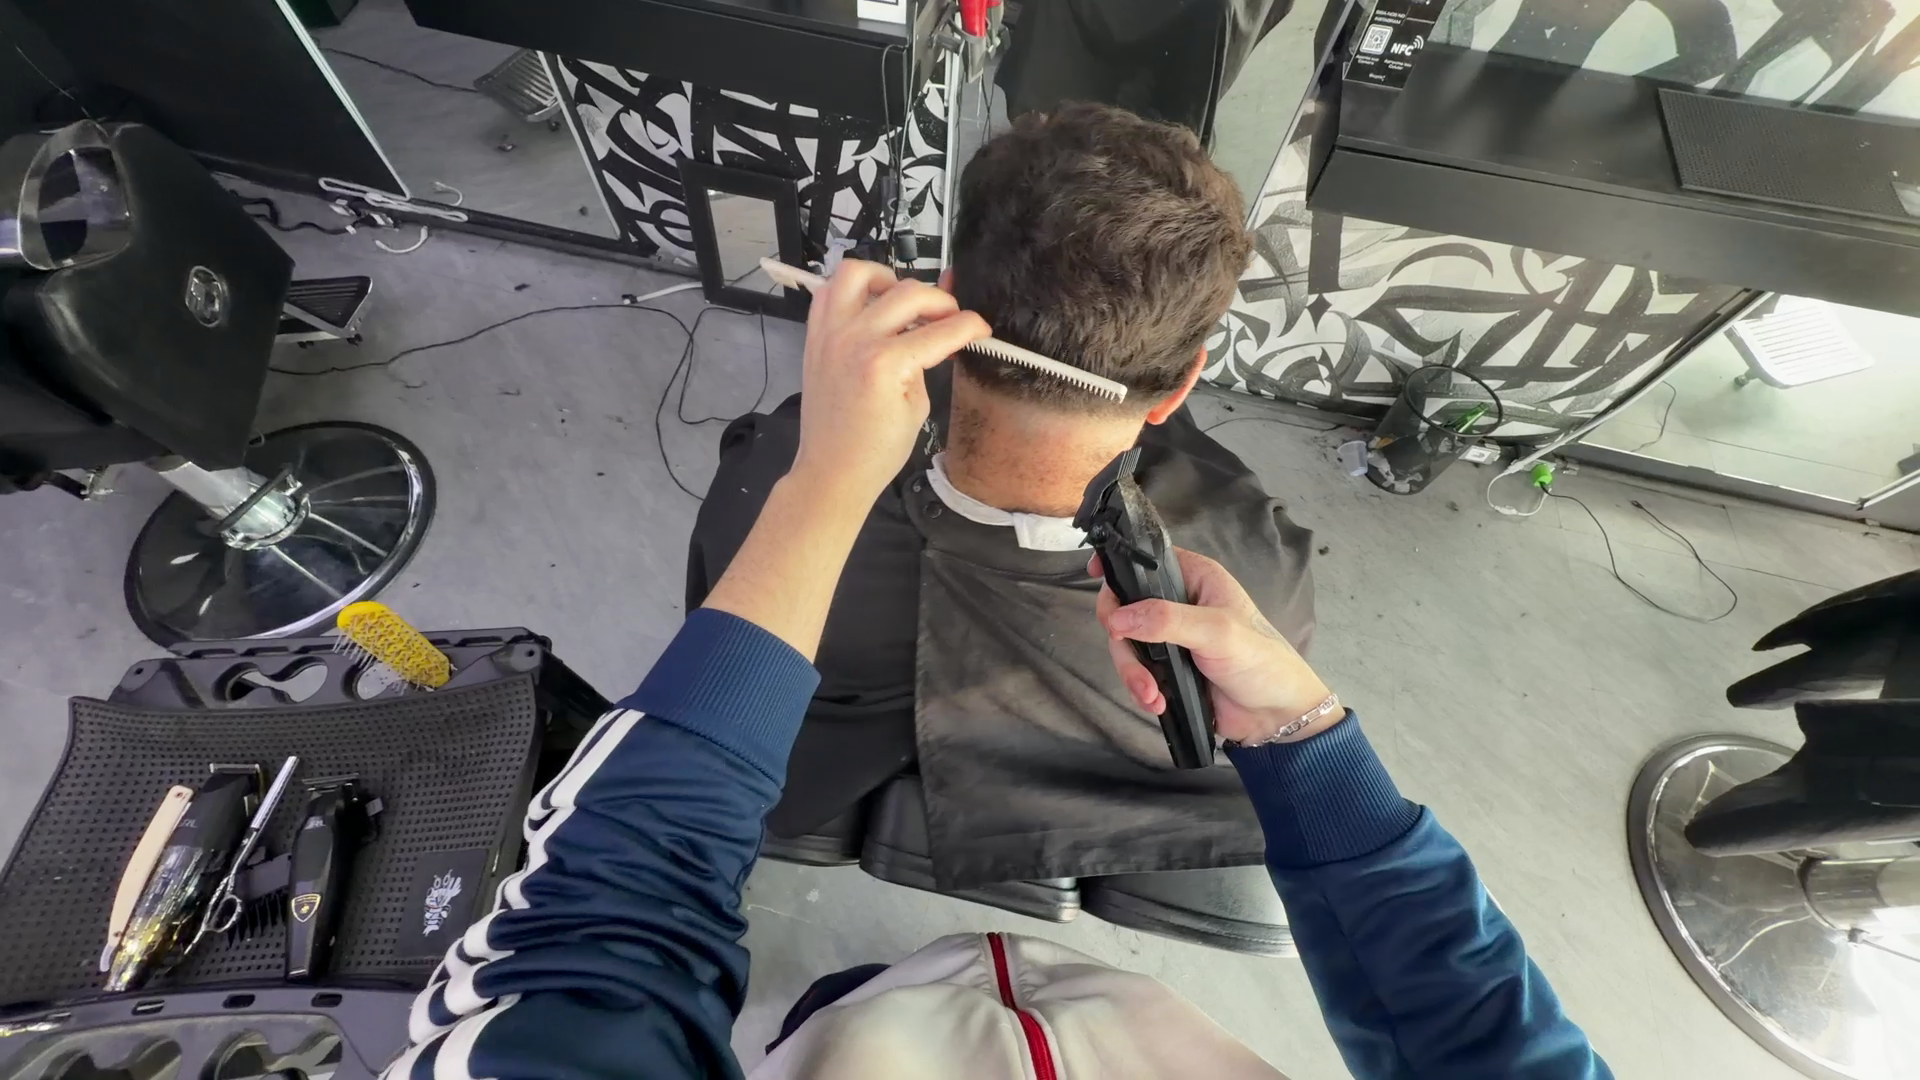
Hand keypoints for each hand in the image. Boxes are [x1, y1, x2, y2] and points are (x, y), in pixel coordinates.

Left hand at [790, 259, 989, 503]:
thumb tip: (933, 335)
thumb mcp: (917, 408)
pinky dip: (853, 289)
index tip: (982, 329)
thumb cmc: (876, 451)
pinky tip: (871, 307)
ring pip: (859, 273)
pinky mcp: (815, 336)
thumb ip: (924, 362)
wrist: (832, 469)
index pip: (941, 331)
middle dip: (941, 302)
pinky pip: (829, 290)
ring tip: (903, 301)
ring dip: (889, 279)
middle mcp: (856, 339)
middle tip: (951, 318)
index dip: (971, 327)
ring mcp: (830, 333)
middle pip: (909, 293)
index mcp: (886, 364)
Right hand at [1093, 547, 1338, 744]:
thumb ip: (1166, 620)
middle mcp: (1177, 602)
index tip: (1095, 573)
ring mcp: (1169, 637)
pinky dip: (1141, 688)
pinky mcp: (1167, 668)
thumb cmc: (1259, 660)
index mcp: (1195, 578)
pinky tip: (1156, 703)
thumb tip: (1117, 618)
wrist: (1276, 715)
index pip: (1147, 560)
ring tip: (1151, 696)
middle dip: (1122, 637)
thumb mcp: (1217, 632)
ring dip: (1133, 672)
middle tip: (1123, 650)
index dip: (1119, 564)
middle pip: (1125, 606)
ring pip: (1127, 643)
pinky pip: (1137, 670)